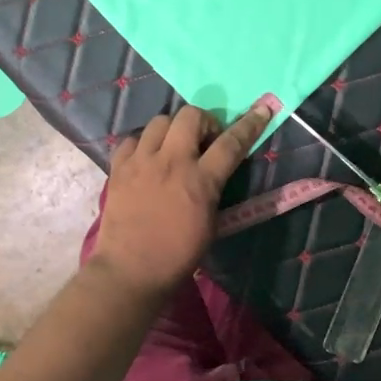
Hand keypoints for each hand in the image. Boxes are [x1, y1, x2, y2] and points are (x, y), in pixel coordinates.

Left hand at [91, 101, 273, 296]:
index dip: (249, 124)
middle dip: (203, 121)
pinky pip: (132, 140)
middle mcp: (171, 162)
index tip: (261, 109)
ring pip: (160, 121)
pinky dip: (143, 145)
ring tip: (173, 148)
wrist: (131, 271)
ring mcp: (141, 162)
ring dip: (172, 130)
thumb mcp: (211, 224)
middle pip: (190, 116)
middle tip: (205, 141)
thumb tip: (216, 170)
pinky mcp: (119, 168)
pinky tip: (146, 160)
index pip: (231, 143)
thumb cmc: (178, 256)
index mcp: (200, 181)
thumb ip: (215, 190)